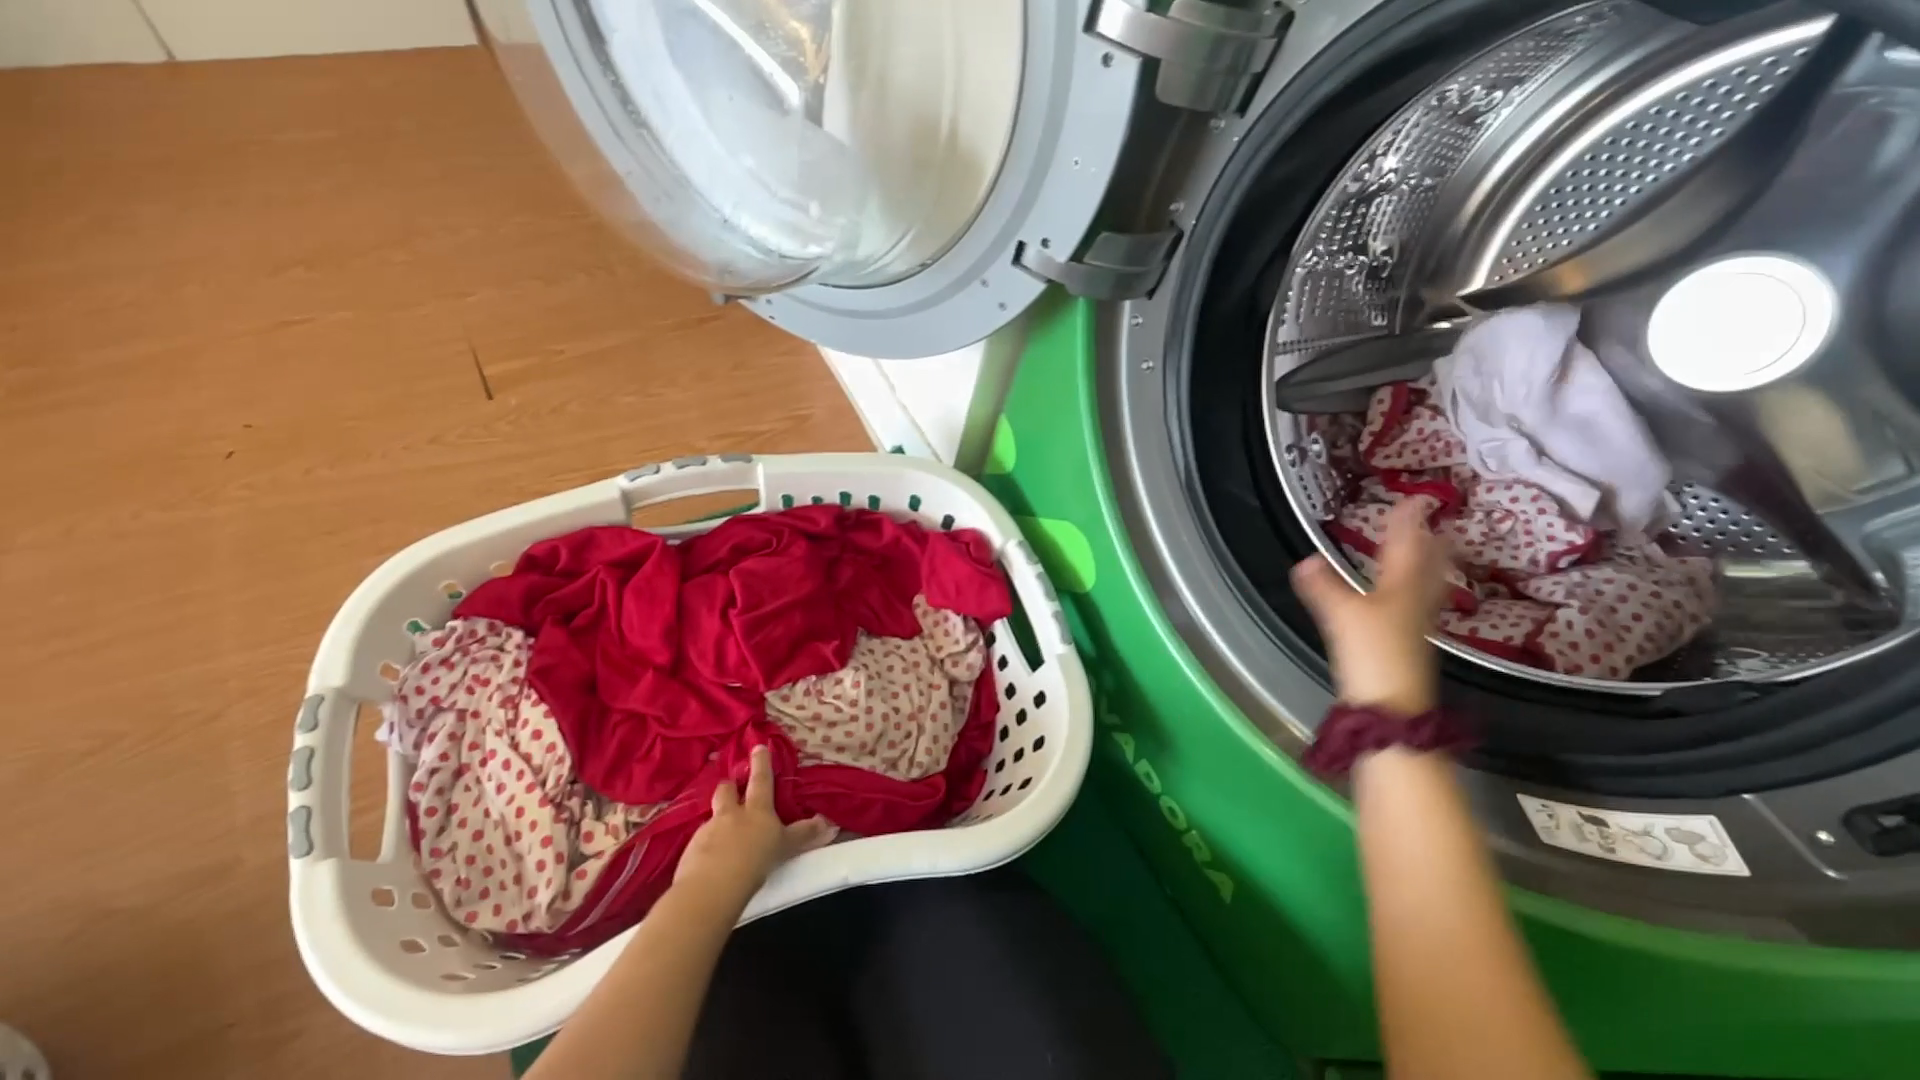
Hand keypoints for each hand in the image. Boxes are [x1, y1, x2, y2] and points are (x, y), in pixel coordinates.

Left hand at [675, 745, 835, 901]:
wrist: (713, 884)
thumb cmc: (756, 861)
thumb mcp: (785, 847)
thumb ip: (803, 835)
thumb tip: (829, 823)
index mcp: (757, 810)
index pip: (761, 781)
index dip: (761, 763)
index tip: (758, 746)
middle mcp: (731, 814)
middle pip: (727, 791)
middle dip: (730, 786)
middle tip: (731, 785)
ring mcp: (708, 830)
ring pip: (712, 815)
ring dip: (717, 817)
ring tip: (721, 829)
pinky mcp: (691, 849)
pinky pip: (700, 841)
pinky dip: (705, 845)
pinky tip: (709, 858)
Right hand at [1291, 499, 1452, 715]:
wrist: (1392, 709)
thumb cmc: (1372, 654)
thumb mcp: (1341, 615)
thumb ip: (1322, 587)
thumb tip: (1304, 561)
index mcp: (1402, 587)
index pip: (1408, 546)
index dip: (1409, 522)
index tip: (1415, 500)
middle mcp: (1417, 601)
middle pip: (1428, 566)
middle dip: (1429, 543)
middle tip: (1435, 524)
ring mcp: (1418, 625)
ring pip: (1428, 586)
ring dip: (1429, 566)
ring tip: (1432, 553)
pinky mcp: (1412, 646)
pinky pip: (1419, 605)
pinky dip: (1417, 591)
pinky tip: (1409, 600)